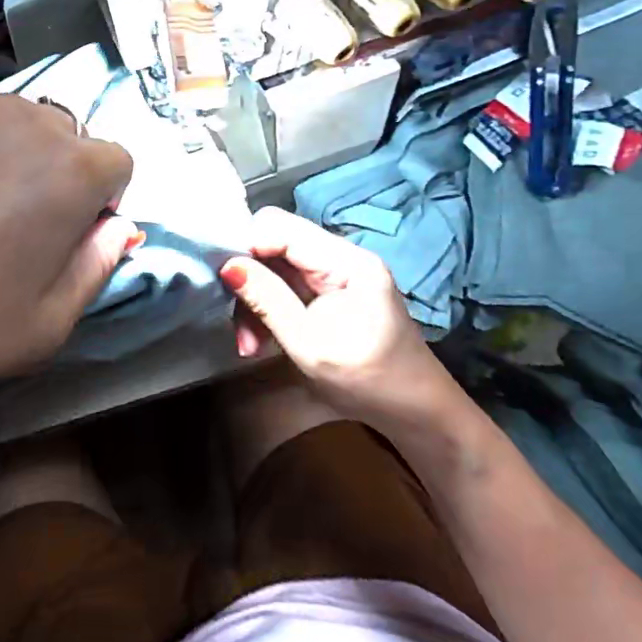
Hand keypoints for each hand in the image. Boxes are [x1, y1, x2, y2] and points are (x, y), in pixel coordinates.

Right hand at [221, 208, 471, 430]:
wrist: (416, 414)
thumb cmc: (369, 383)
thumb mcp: (310, 345)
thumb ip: (268, 301)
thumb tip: (227, 265)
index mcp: (345, 261)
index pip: (280, 226)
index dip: (246, 246)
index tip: (224, 281)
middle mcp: (340, 256)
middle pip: (274, 244)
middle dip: (248, 280)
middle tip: (237, 326)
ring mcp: (334, 274)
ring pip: (274, 267)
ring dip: (255, 301)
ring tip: (248, 344)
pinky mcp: (328, 291)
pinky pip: (286, 285)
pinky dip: (269, 309)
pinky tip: (260, 341)